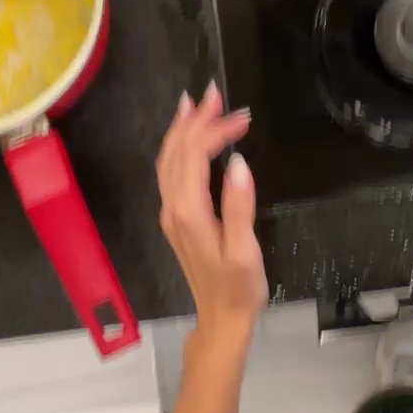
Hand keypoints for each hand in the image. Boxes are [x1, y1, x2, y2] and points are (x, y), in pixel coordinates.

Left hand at [156, 83, 267, 348]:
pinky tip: (188, 139)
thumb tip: (237, 162)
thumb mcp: (244, 250)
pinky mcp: (177, 219)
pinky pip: (171, 171)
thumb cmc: (239, 288)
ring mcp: (171, 213)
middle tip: (215, 92)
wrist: (221, 319)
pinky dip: (179, 147)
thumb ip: (238, 205)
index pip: (195, 154)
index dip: (216, 130)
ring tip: (197, 103)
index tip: (244, 118)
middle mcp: (173, 207)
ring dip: (182, 129)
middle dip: (194, 119)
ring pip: (168, 159)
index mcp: (189, 212)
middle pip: (176, 151)